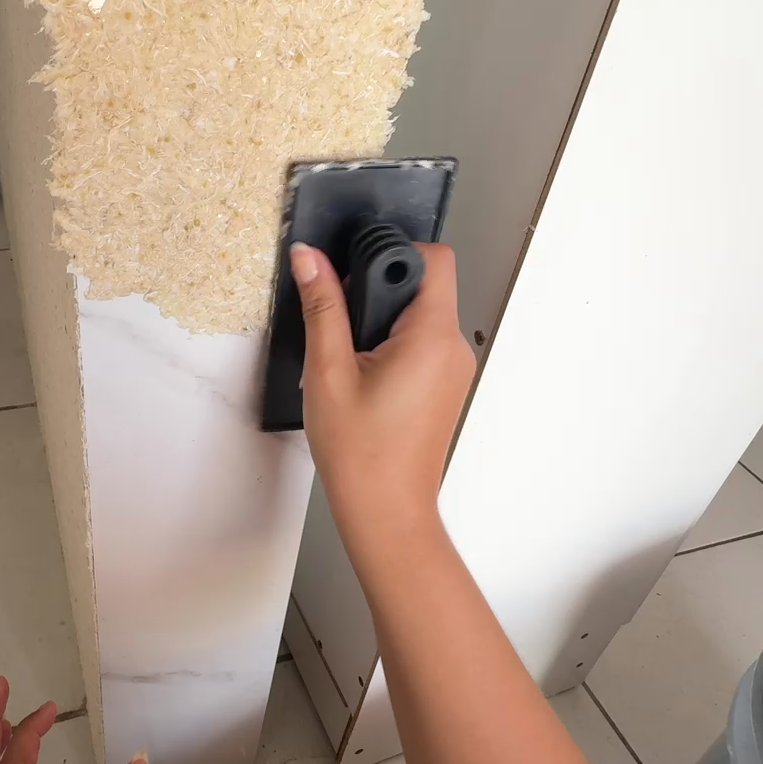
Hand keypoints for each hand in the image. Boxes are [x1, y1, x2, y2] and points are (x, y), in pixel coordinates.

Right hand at [290, 241, 475, 546]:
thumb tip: (309, 257)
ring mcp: (453, 368)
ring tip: (348, 355)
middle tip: (343, 322)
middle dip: (380, 288)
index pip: (433, 258)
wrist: (385, 511)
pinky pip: (422, 341)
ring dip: (382, 318)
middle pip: (426, 283)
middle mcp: (454, 347)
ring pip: (421, 313)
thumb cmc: (360, 451)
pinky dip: (391, 341)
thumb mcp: (328, 370)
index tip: (354, 273)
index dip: (392, 252)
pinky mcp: (443, 384)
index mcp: (432, 336)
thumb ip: (322, 306)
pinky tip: (362, 373)